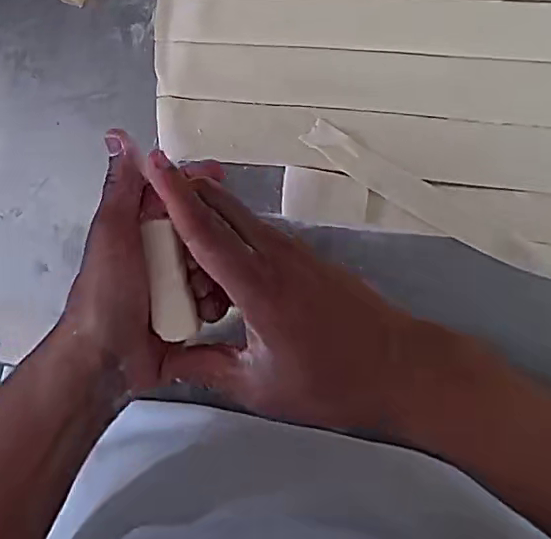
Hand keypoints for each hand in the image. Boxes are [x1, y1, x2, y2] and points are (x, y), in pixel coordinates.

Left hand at [52, 131, 231, 397]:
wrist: (105, 362)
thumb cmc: (102, 294)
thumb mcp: (112, 229)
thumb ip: (123, 184)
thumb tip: (117, 137)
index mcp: (139, 225)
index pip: (176, 193)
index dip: (199, 184)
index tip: (219, 177)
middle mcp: (157, 250)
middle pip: (200, 228)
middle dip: (213, 237)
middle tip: (213, 249)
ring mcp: (172, 283)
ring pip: (212, 264)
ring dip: (215, 274)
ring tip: (203, 287)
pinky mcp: (184, 314)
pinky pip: (213, 299)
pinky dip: (216, 303)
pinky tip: (209, 310)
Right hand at [142, 148, 491, 436]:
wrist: (399, 365)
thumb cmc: (333, 382)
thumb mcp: (259, 387)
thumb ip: (204, 368)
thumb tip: (162, 362)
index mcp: (258, 285)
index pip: (205, 229)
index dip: (173, 194)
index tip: (152, 163)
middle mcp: (273, 253)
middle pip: (217, 205)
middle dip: (180, 199)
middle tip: (151, 221)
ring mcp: (289, 247)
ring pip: (232, 218)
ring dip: (203, 232)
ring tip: (196, 288)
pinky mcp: (299, 251)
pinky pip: (251, 233)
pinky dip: (227, 245)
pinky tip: (224, 290)